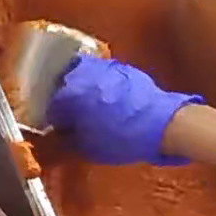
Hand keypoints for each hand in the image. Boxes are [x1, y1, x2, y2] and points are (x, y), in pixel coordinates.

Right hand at [48, 56, 201, 164]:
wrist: (164, 125)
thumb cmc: (120, 138)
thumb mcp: (87, 147)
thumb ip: (66, 138)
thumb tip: (58, 133)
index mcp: (69, 93)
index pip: (51, 104)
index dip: (53, 118)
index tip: (58, 128)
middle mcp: (83, 74)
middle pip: (63, 83)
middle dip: (64, 97)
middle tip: (69, 115)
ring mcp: (104, 67)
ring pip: (82, 74)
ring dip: (80, 87)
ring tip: (86, 105)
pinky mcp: (123, 68)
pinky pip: (101, 74)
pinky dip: (98, 85)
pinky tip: (105, 99)